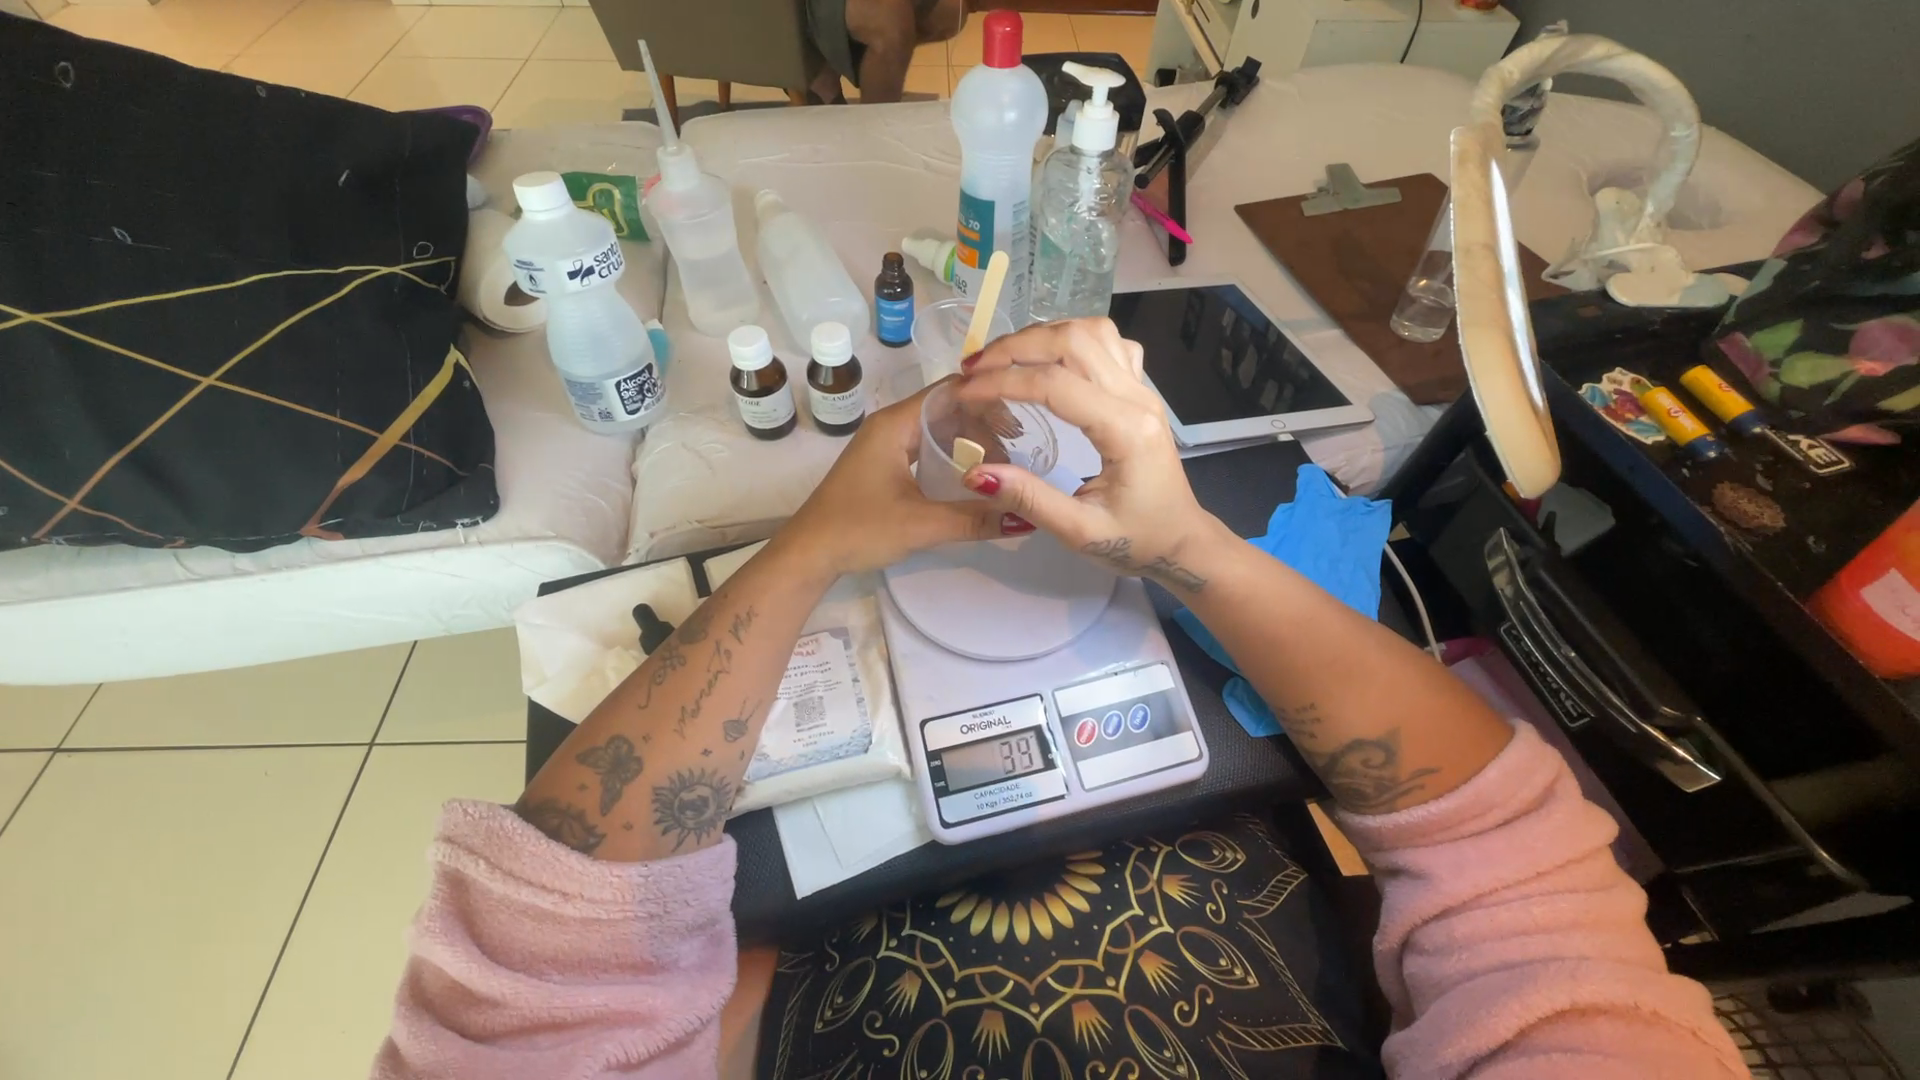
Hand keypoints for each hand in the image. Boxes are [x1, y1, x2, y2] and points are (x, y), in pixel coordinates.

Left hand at [779, 384, 1016, 576]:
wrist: (807, 554)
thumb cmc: (858, 529)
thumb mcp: (921, 524)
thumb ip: (974, 519)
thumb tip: (1025, 516)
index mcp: (895, 424)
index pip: (951, 390)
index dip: (988, 398)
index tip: (1023, 418)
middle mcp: (890, 426)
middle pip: (947, 408)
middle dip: (984, 423)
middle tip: (1021, 447)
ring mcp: (884, 445)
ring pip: (936, 430)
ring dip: (969, 441)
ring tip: (1004, 463)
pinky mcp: (883, 465)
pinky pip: (925, 448)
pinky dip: (951, 456)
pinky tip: (972, 477)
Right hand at [953, 318, 1226, 593]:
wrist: (1181, 541)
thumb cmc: (1135, 540)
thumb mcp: (1079, 532)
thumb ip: (1029, 499)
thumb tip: (975, 473)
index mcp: (1125, 431)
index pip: (1056, 384)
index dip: (1003, 381)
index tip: (964, 392)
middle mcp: (1138, 398)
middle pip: (1073, 341)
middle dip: (1017, 347)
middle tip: (975, 368)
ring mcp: (1143, 389)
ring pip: (1092, 332)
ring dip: (1043, 335)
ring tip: (1004, 359)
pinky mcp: (1141, 390)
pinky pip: (1108, 344)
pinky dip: (1071, 339)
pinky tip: (1048, 359)